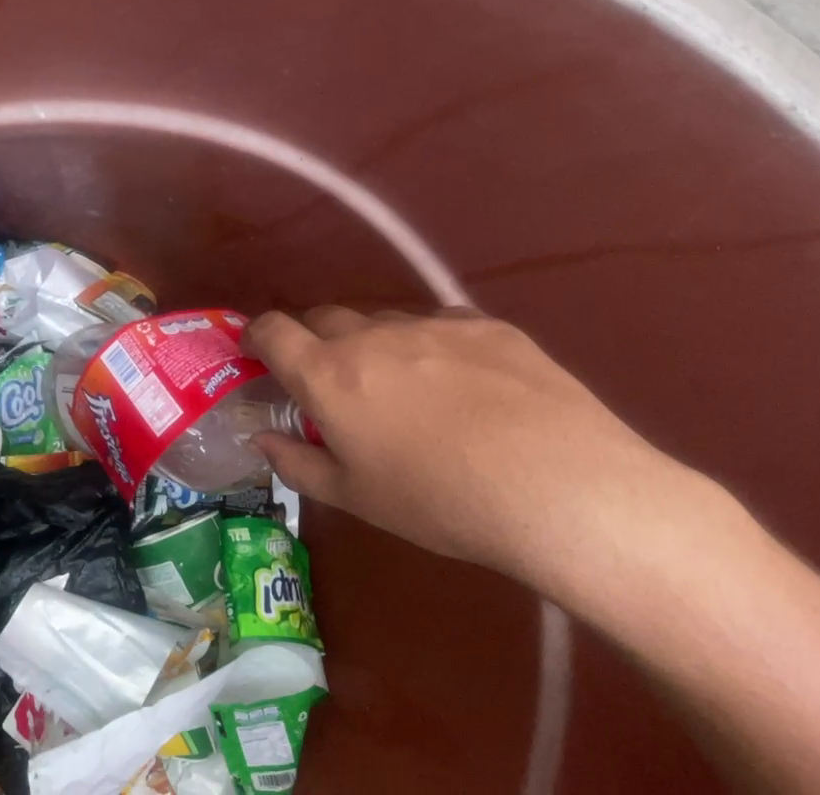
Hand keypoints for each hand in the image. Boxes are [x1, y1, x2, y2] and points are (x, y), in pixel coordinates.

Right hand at [246, 306, 691, 585]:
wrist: (562, 489)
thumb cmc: (440, 502)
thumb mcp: (356, 498)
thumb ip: (297, 464)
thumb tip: (263, 439)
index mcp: (328, 375)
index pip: (272, 330)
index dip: (258, 335)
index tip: (258, 351)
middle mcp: (371, 336)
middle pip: (325, 317)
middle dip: (317, 341)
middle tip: (334, 382)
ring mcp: (432, 325)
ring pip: (385, 320)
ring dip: (376, 343)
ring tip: (405, 387)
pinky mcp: (488, 327)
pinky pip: (441, 323)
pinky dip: (432, 344)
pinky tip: (464, 383)